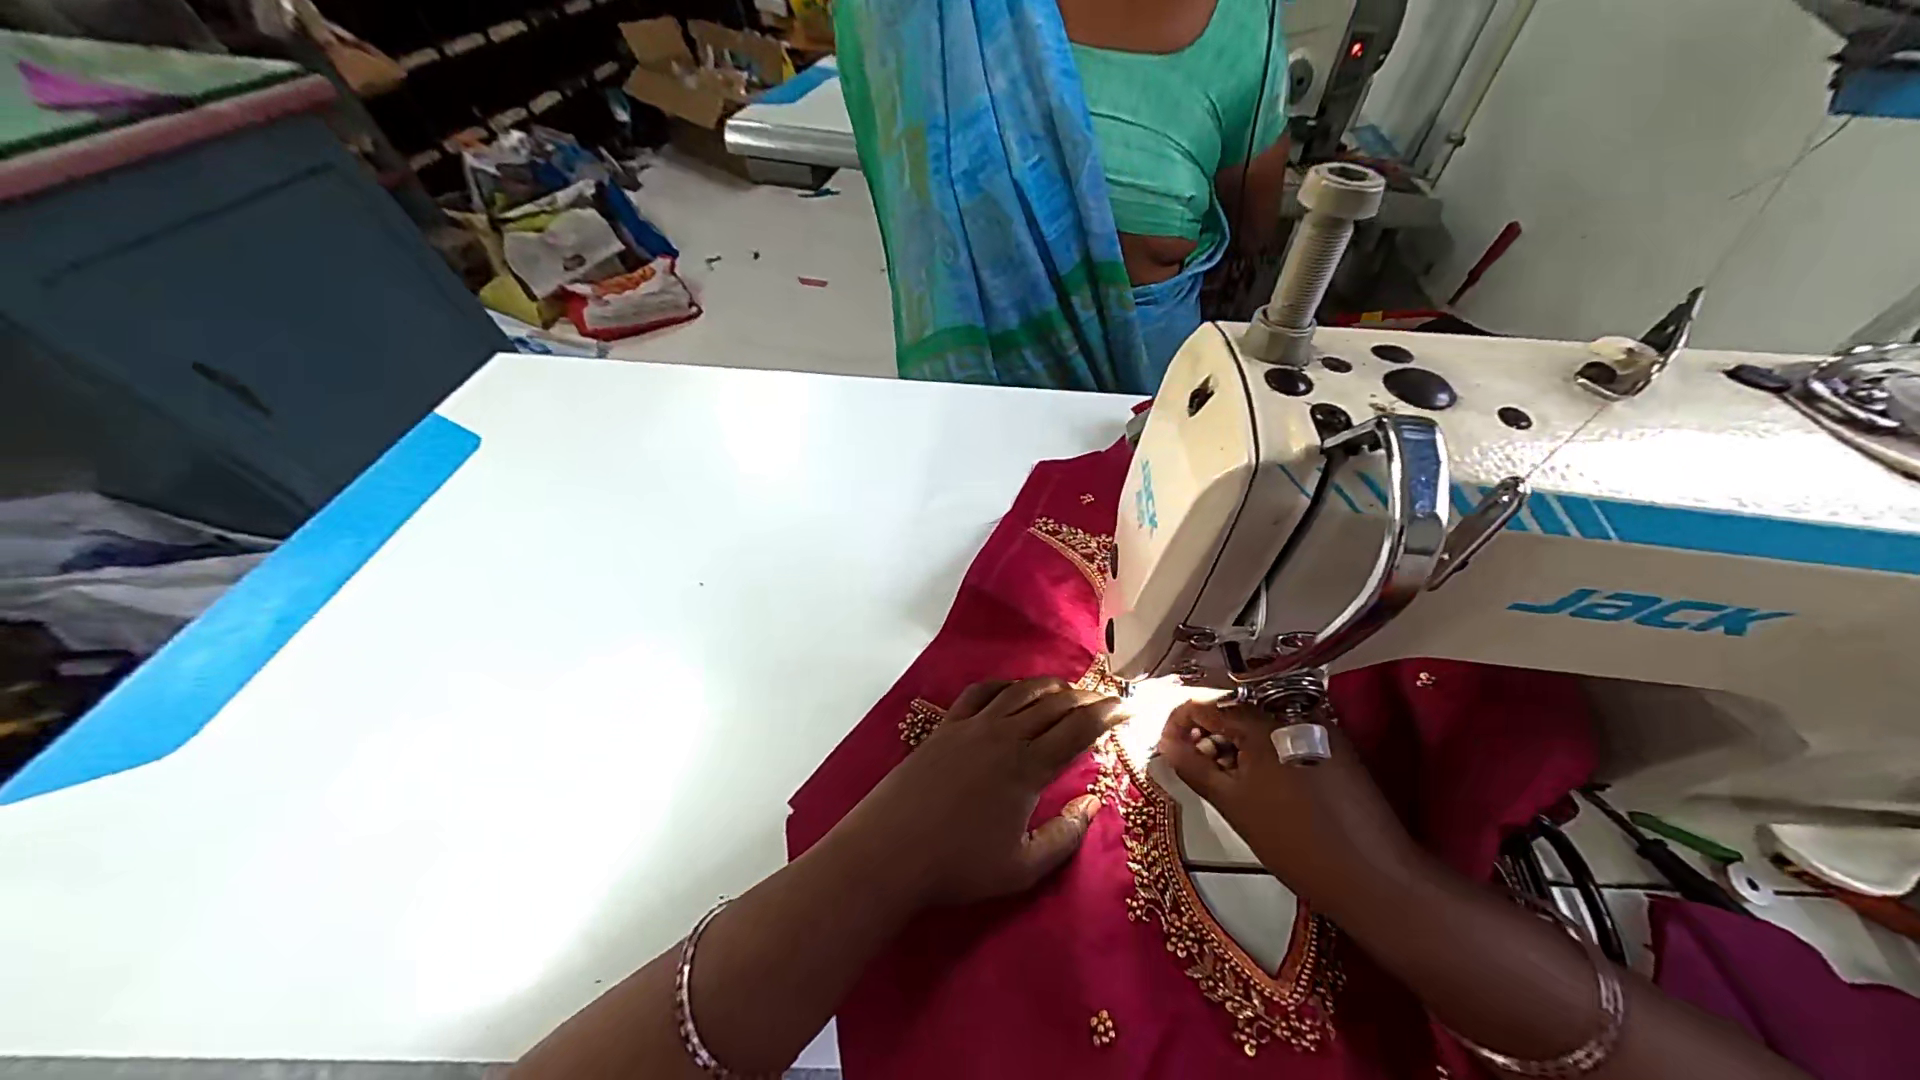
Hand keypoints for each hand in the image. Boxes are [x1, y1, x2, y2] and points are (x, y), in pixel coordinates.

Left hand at [831, 677, 1122, 907]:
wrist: (890, 850)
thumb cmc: (958, 865)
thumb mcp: (1023, 867)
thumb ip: (1066, 835)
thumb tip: (1093, 803)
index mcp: (1027, 766)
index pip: (1078, 728)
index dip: (1107, 714)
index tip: (1126, 707)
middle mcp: (1003, 734)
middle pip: (1054, 703)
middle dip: (1086, 697)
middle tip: (1106, 699)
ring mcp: (971, 725)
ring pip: (1020, 691)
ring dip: (1050, 686)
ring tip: (1068, 690)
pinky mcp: (946, 725)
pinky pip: (981, 692)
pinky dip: (1004, 685)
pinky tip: (1012, 690)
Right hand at [1154, 701, 1427, 914]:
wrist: (1375, 878)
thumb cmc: (1294, 842)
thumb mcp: (1231, 804)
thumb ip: (1192, 766)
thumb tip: (1165, 743)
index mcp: (1261, 723)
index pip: (1204, 704)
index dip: (1177, 723)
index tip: (1167, 749)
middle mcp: (1290, 715)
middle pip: (1232, 712)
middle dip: (1205, 735)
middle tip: (1194, 768)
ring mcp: (1317, 729)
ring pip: (1259, 727)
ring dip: (1233, 745)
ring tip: (1225, 782)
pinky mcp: (1334, 748)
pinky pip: (1284, 739)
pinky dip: (1263, 754)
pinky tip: (1260, 787)